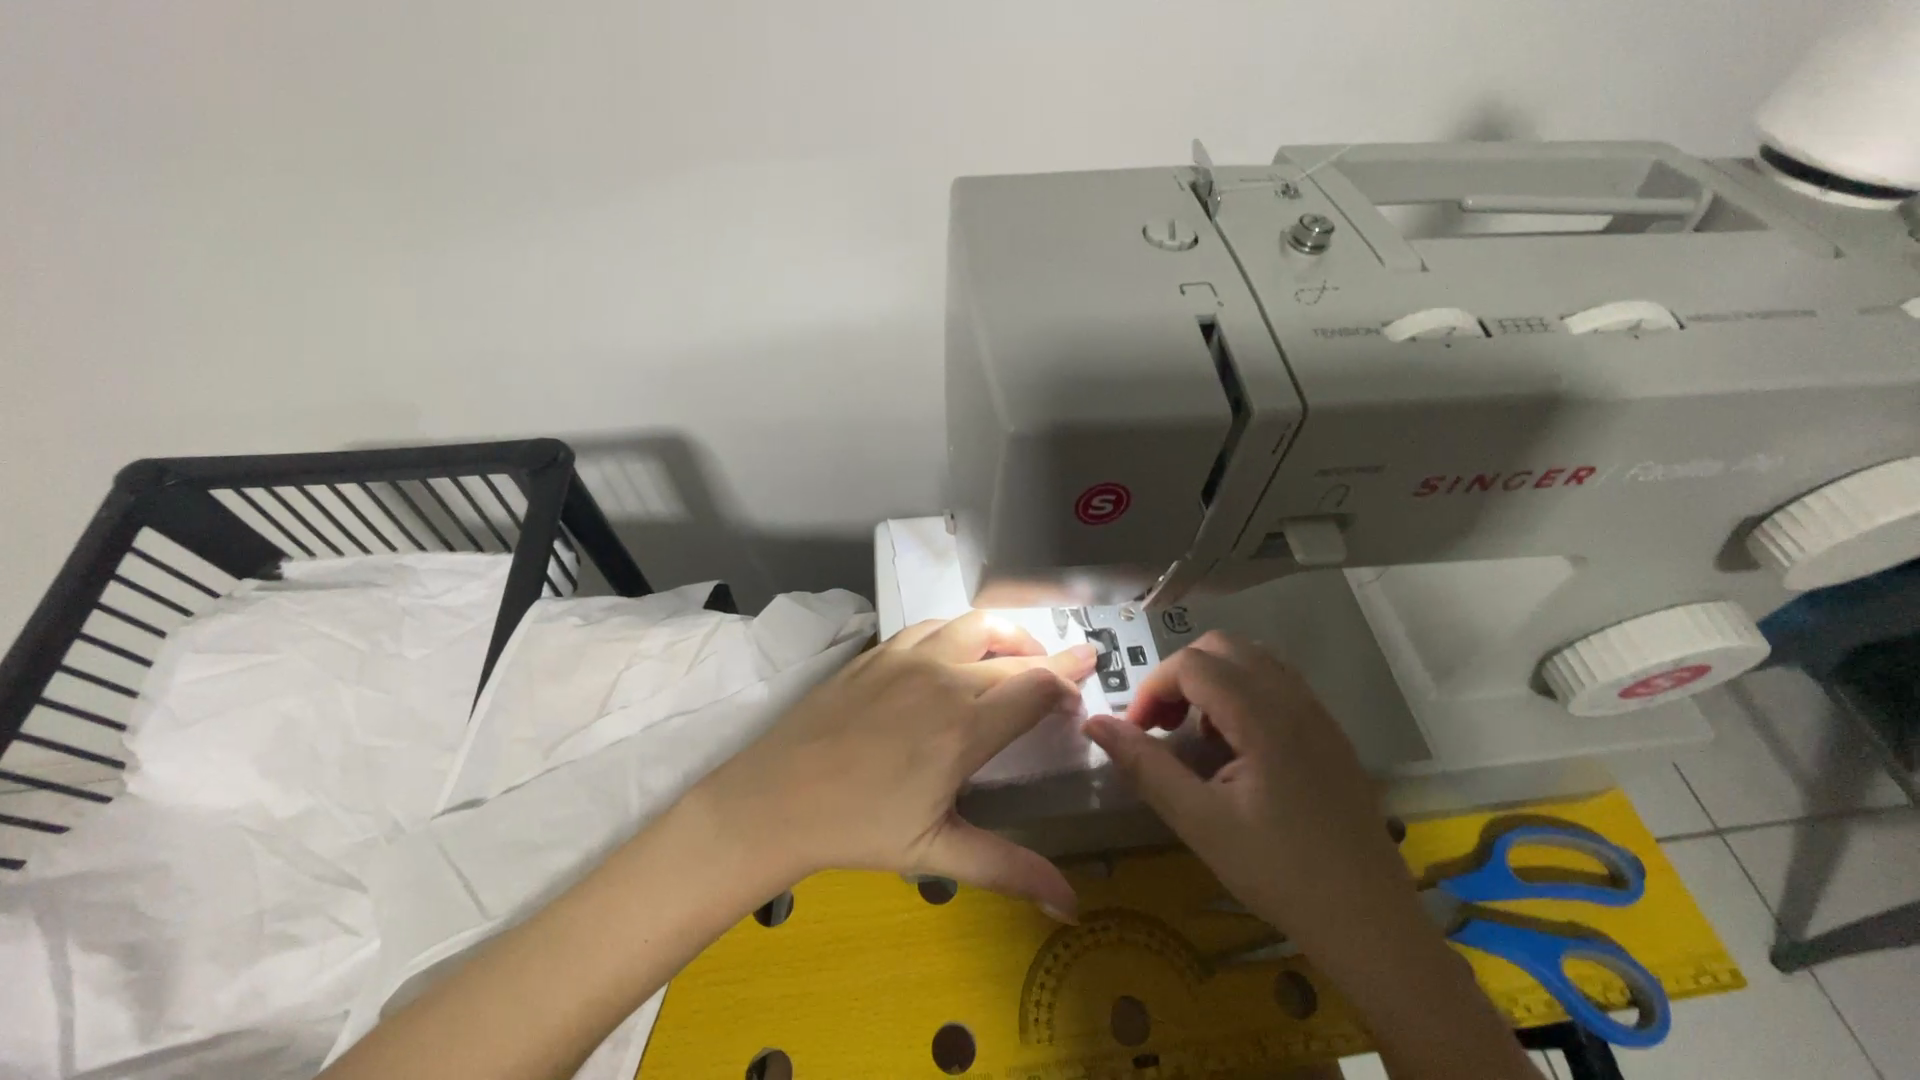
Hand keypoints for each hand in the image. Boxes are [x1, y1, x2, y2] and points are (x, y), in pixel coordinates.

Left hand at [695, 611, 1096, 921]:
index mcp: (965, 726)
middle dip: (1052, 658)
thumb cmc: (858, 828)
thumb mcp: (935, 852)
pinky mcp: (876, 653)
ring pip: (975, 624)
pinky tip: (957, 652)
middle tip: (1073, 667)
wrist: (774, 798)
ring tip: (1020, 656)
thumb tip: (1071, 907)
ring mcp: (907, 659)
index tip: (1081, 696)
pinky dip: (961, 631)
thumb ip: (1009, 868)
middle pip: (1014, 653)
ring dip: (1008, 635)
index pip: (1038, 686)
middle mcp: (943, 679)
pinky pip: (932, 626)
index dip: (1068, 684)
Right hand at [1083, 632, 1419, 949]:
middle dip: (1180, 676)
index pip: (1192, 664)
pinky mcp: (1330, 735)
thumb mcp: (1199, 822)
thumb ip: (1146, 766)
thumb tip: (1095, 724)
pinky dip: (1243, 695)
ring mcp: (1319, 715)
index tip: (1136, 733)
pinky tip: (1236, 750)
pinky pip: (1278, 686)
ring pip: (1253, 661)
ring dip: (1212, 682)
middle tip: (1163, 727)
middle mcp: (1295, 700)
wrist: (1367, 919)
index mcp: (1264, 717)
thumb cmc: (1278, 871)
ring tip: (1196, 737)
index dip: (1153, 688)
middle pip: (1223, 647)